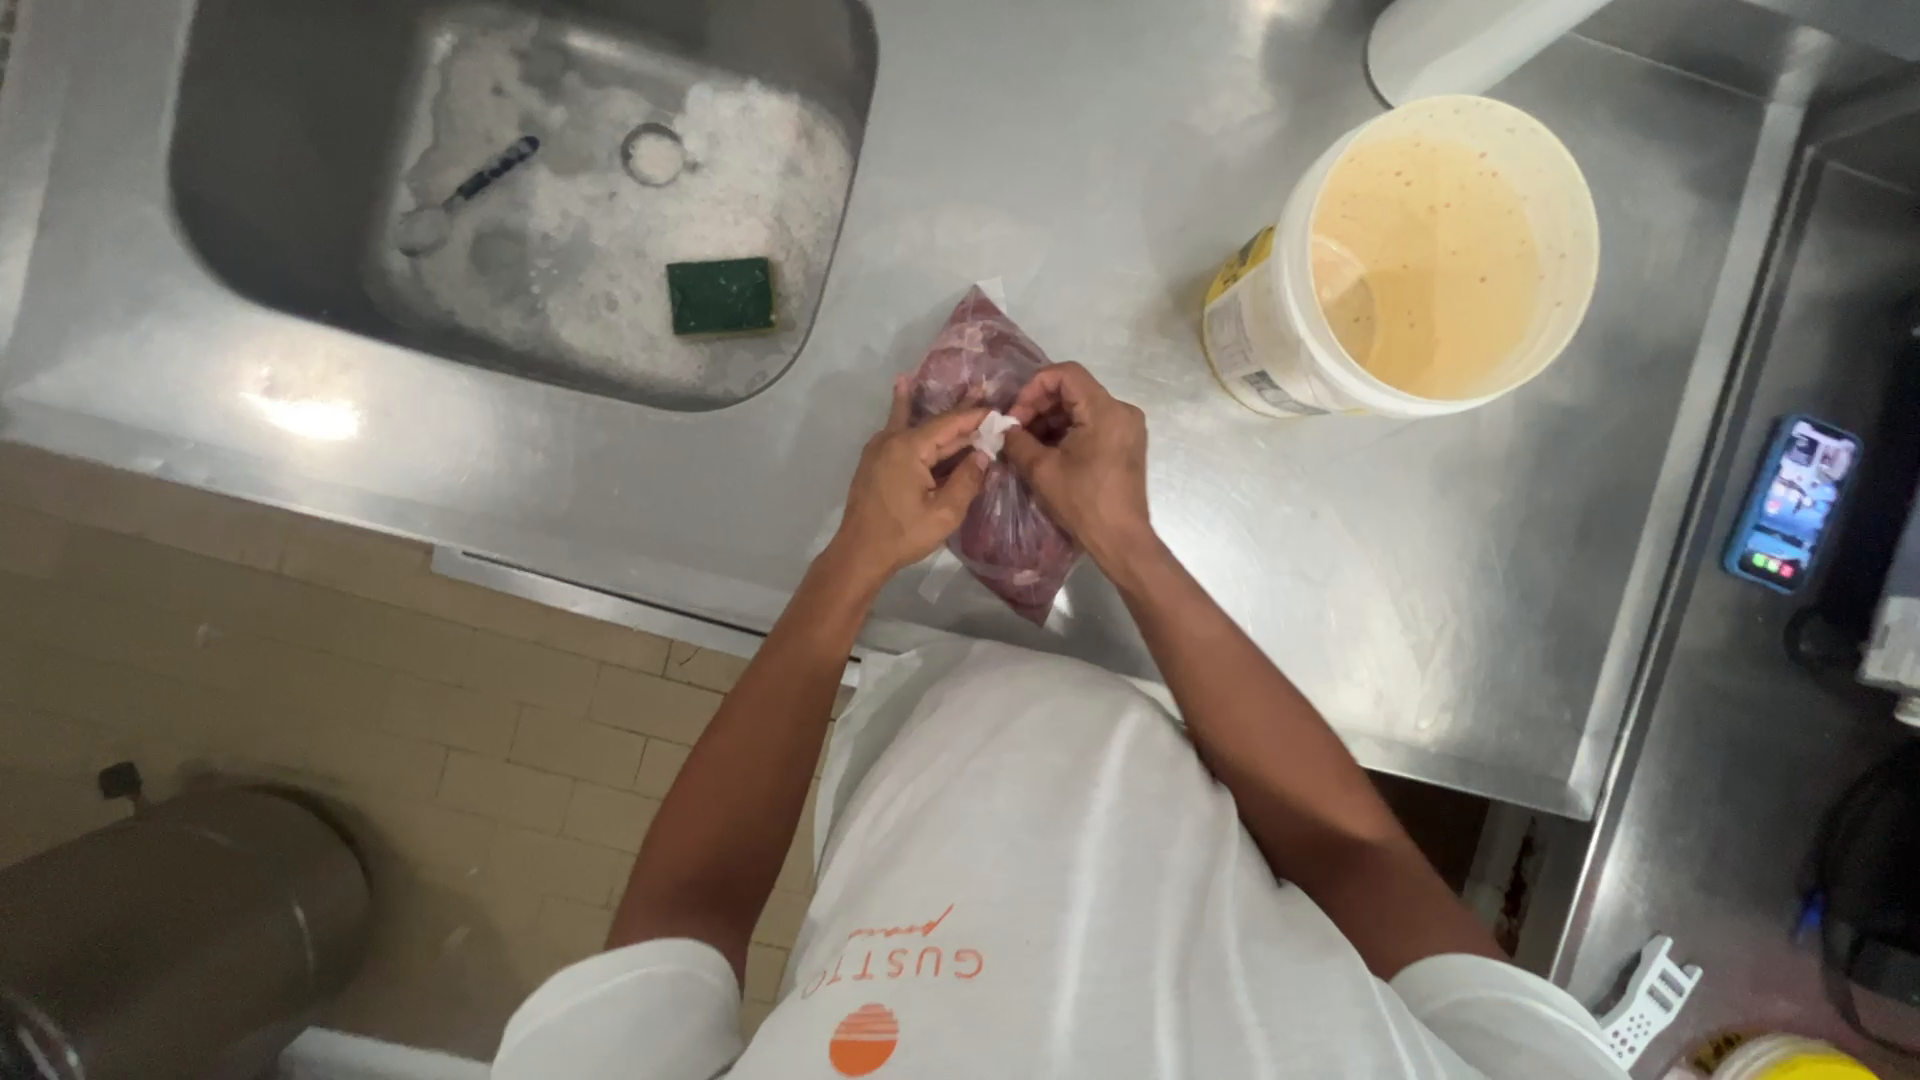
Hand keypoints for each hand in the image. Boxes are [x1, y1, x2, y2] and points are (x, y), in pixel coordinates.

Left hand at [829, 376, 989, 580]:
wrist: (859, 553)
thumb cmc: (903, 534)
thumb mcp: (944, 512)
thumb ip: (967, 479)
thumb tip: (984, 454)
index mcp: (909, 448)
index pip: (951, 424)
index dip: (977, 418)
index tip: (1001, 413)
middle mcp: (891, 439)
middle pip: (933, 421)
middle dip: (959, 409)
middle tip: (981, 386)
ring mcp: (879, 449)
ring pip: (912, 422)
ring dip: (929, 405)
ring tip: (939, 381)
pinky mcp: (874, 461)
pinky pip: (897, 431)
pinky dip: (905, 412)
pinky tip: (902, 391)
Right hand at [1002, 362, 1154, 568]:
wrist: (1121, 538)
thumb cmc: (1083, 503)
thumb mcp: (1042, 470)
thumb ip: (1017, 441)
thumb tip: (1003, 429)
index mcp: (1105, 411)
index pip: (1065, 374)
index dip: (1034, 387)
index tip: (1015, 414)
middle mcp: (1122, 410)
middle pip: (1073, 389)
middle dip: (1039, 406)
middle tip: (1015, 431)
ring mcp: (1126, 427)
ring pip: (1080, 407)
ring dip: (1050, 420)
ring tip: (1026, 443)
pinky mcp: (1125, 442)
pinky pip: (1091, 423)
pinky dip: (1066, 431)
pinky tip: (1046, 450)